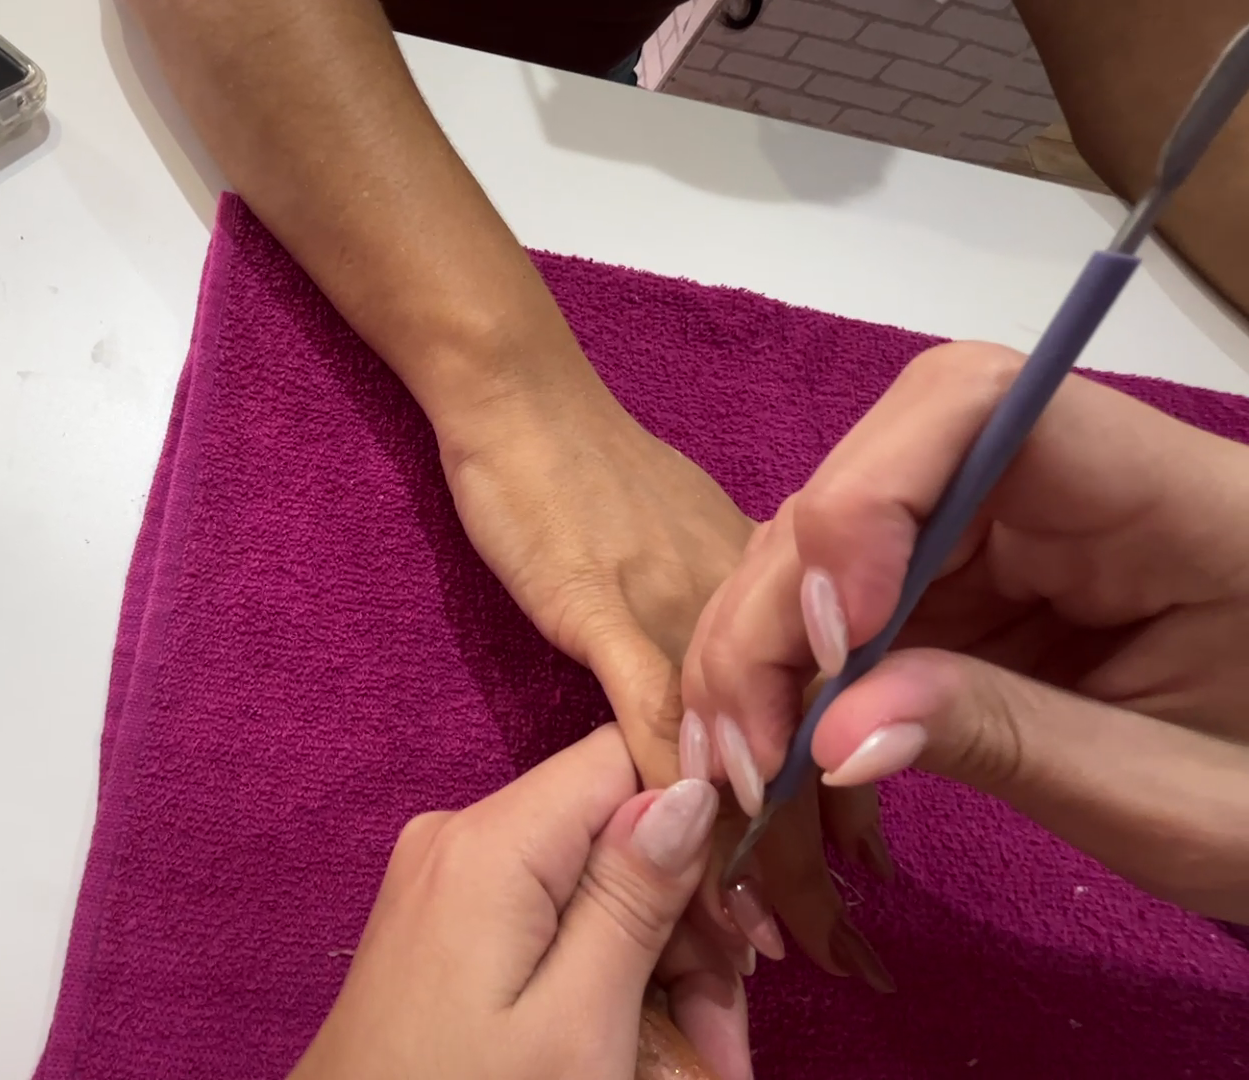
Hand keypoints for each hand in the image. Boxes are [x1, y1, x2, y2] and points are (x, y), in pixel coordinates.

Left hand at [290, 724, 720, 1079]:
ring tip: (691, 1062)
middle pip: (605, 832)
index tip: (741, 919)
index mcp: (488, 840)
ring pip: (582, 877)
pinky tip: (627, 1039)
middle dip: (678, 926)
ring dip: (649, 962)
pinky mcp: (442, 907)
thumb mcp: (575, 1024)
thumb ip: (630, 898)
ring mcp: (445, 869)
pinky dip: (593, 964)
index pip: (613, 759)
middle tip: (721, 1042)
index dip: (693, 818)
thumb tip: (689, 788)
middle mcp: (459, 832)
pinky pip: (541, 907)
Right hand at [440, 359, 878, 1004]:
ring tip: (776, 945)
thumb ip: (698, 614)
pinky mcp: (607, 615)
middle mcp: (747, 602)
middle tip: (836, 954)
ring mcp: (681, 606)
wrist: (518, 406)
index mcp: (768, 583)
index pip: (829, 711)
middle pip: (804, 744)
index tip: (848, 889)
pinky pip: (660, 724)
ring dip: (763, 856)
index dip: (840, 805)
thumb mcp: (659, 540)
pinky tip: (700, 868)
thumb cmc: (575, 466)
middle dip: (820, 858)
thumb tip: (721, 694)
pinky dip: (687, 800)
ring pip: (745, 749)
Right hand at [682, 342, 1248, 921]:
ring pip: (797, 553)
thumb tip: (830, 734)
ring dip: (747, 652)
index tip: (844, 638)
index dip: (869, 496)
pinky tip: (754, 739)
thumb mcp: (1194, 799)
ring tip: (743, 761)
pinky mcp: (918, 589)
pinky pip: (803, 606)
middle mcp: (1036, 495)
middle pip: (841, 496)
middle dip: (774, 617)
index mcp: (1163, 496)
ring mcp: (963, 541)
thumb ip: (1014, 741)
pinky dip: (760, 671)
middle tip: (753, 745)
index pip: (969, 405)